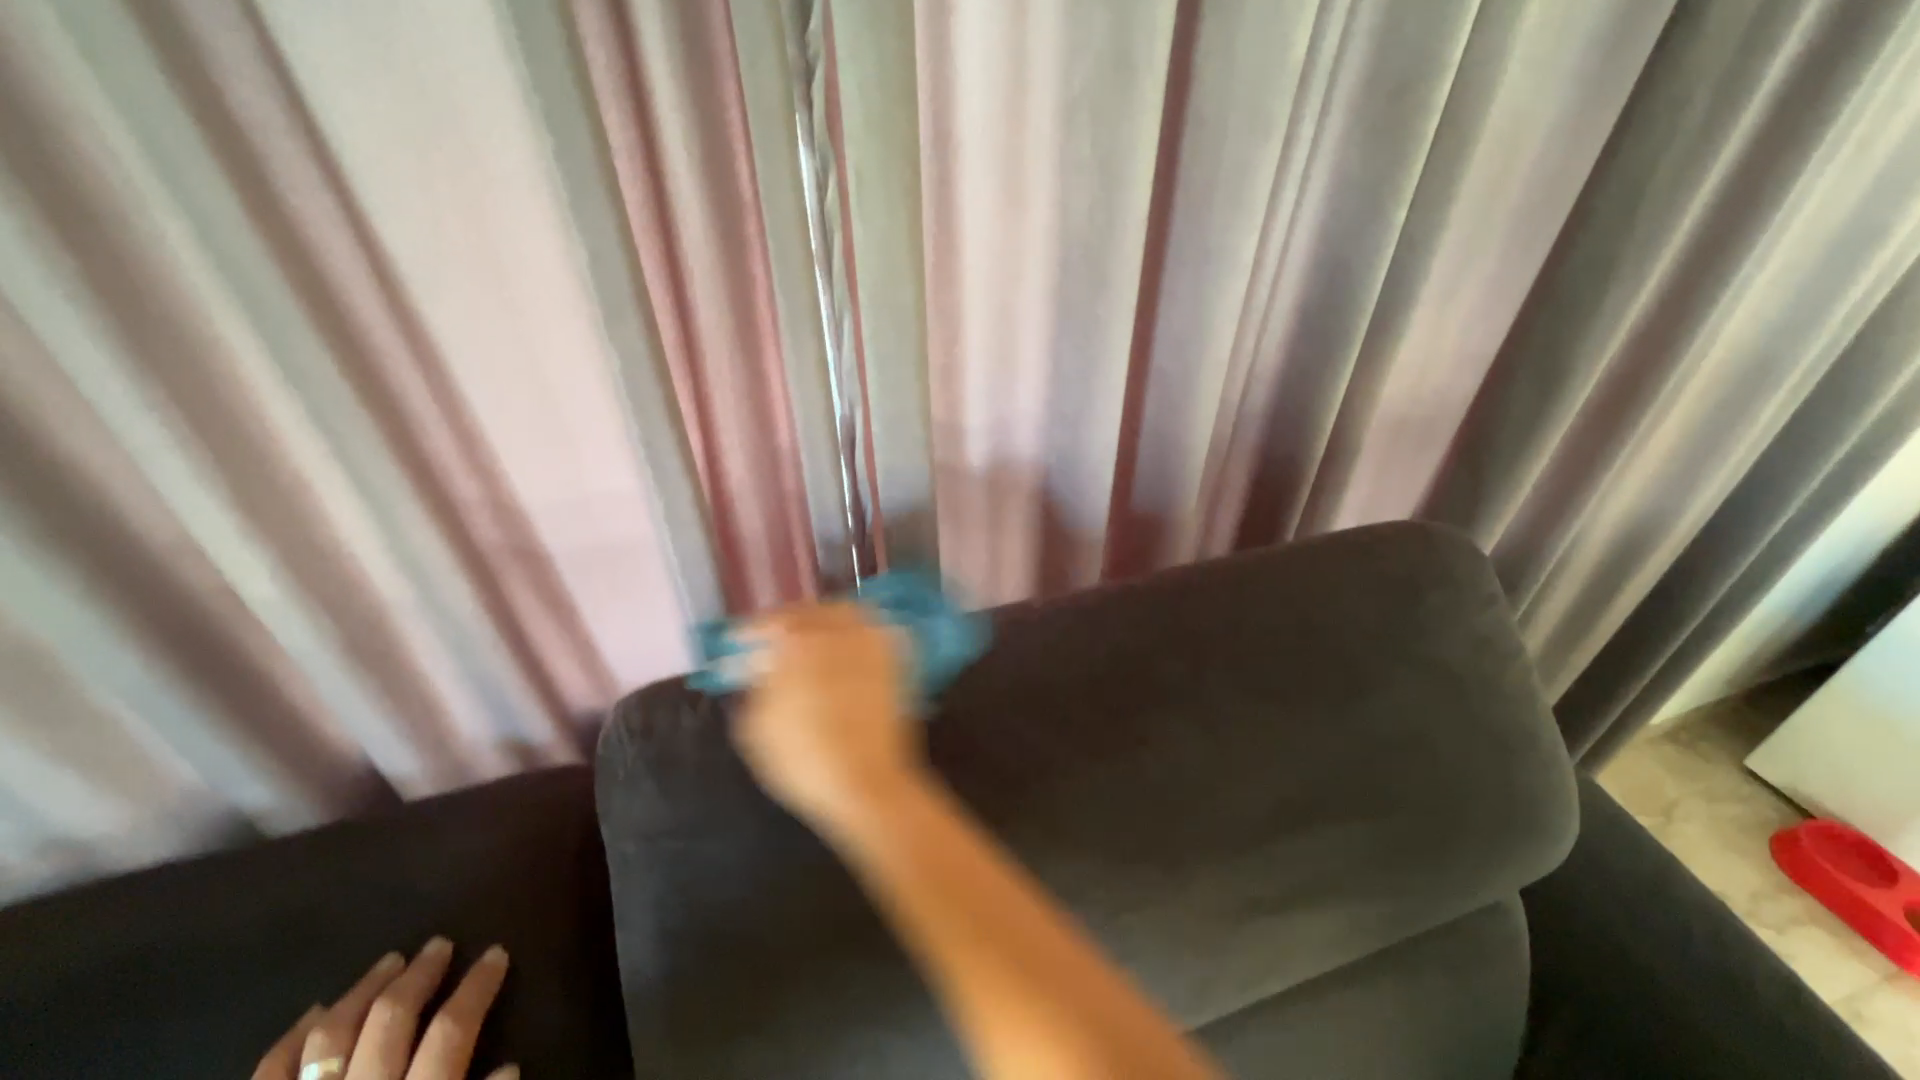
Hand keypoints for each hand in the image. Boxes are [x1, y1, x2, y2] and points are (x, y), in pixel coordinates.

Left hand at [252, 938, 515, 1079]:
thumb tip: (510, 1066)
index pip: (452, 1030)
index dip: (477, 987)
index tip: (495, 954)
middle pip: (391, 1018)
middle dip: (421, 975)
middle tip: (441, 944)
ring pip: (332, 1034)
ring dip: (364, 991)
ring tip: (390, 962)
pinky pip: (272, 1069)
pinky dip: (293, 1038)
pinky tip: (315, 1012)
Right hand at [733, 602, 920, 826]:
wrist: (868, 784)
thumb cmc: (804, 760)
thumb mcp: (756, 728)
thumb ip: (754, 688)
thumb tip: (759, 670)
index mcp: (797, 641)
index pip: (769, 622)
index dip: (752, 633)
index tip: (740, 645)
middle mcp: (837, 631)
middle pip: (808, 612)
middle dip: (788, 622)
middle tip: (775, 640)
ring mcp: (871, 644)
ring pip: (844, 615)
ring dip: (824, 622)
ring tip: (811, 642)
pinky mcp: (895, 662)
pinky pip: (873, 633)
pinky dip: (856, 634)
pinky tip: (845, 651)